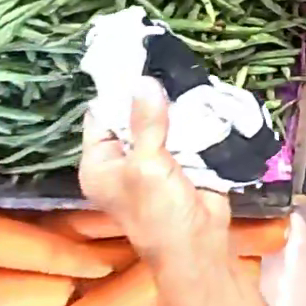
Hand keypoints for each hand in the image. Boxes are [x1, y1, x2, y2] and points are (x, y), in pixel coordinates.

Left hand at [78, 80, 229, 268]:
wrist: (200, 245)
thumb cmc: (160, 212)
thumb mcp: (147, 165)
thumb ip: (146, 123)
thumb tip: (144, 81)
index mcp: (100, 163)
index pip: (102, 115)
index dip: (117, 91)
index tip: (138, 60)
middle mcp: (124, 158)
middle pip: (135, 115)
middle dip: (153, 95)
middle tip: (168, 62)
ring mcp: (155, 159)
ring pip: (164, 121)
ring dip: (178, 106)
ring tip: (188, 75)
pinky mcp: (184, 160)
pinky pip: (186, 132)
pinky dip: (195, 118)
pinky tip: (204, 96)